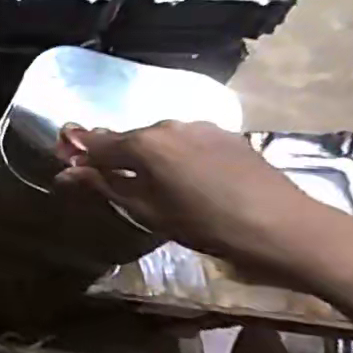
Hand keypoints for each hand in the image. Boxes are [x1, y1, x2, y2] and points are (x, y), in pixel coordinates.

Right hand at [53, 120, 352, 295]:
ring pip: (157, 139)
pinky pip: (183, 141)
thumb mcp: (150, 212)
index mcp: (145, 143)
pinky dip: (173, 155)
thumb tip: (67, 173)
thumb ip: (106, 186)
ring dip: (145, 156)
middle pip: (128, 138)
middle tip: (106, 178)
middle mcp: (167, 125)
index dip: (78, 152)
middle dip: (112, 154)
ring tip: (149, 183)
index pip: (97, 142)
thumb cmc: (209, 226)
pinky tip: (183, 179)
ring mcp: (199, 126)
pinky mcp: (224, 134)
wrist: (287, 228)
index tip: (65, 160)